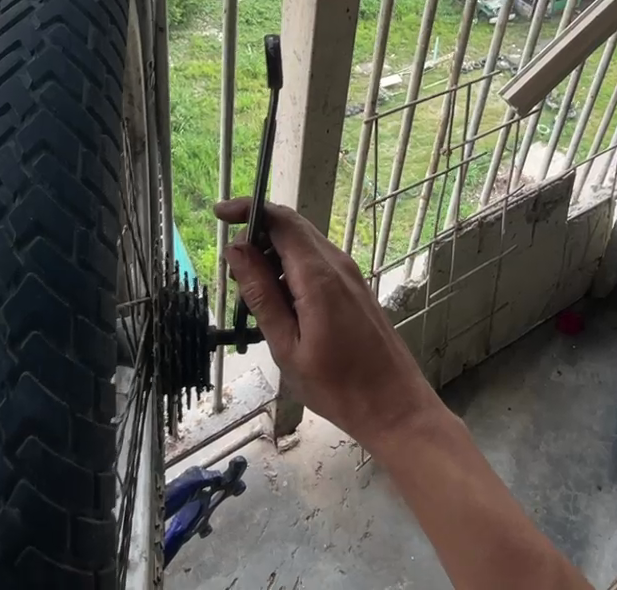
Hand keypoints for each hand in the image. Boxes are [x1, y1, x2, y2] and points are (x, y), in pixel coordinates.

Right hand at [215, 197, 444, 449]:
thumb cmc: (338, 387)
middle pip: (292, 226)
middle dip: (256, 233)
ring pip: (303, 243)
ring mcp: (349, 273)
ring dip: (272, 254)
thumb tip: (236, 250)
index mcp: (318, 275)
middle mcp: (337, 264)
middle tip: (231, 267)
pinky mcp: (354, 286)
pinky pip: (316, 260)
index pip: (281, 221)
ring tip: (251, 292)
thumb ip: (261, 294)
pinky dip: (290, 267)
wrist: (396, 407)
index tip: (220, 214)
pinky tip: (280, 301)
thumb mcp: (286, 346)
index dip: (249, 209)